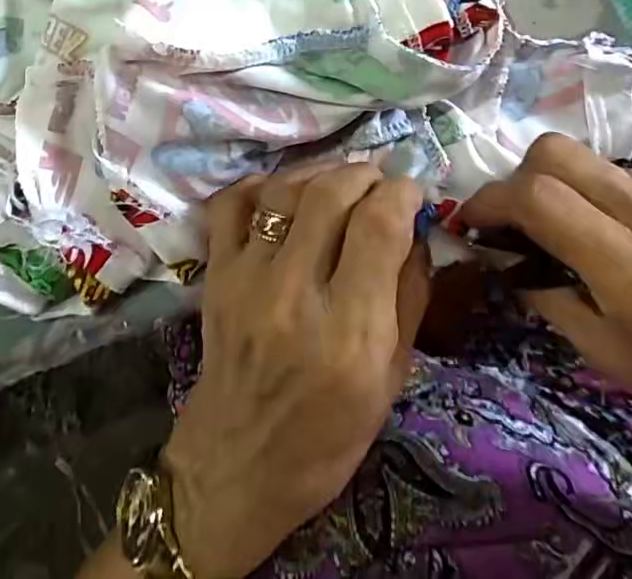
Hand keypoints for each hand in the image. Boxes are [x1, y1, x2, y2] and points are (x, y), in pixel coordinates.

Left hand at [160, 165, 429, 578]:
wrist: (239, 458)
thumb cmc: (328, 433)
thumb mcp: (392, 377)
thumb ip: (409, 296)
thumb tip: (416, 227)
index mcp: (351, 332)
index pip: (378, 227)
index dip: (402, 193)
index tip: (412, 190)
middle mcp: (295, 295)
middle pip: (330, 196)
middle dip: (365, 174)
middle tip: (379, 181)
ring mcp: (246, 278)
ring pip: (283, 191)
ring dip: (319, 173)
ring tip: (339, 180)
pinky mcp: (215, 273)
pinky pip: (231, 204)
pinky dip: (261, 185)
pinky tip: (284, 192)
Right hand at [459, 133, 631, 495]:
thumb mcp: (607, 356)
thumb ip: (543, 293)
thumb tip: (497, 255)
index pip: (538, 197)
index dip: (490, 200)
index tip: (472, 221)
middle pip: (556, 151)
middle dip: (518, 177)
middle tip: (515, 218)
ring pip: (591, 160)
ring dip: (562, 188)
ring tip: (572, 233)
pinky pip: (631, 176)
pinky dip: (607, 198)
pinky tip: (625, 236)